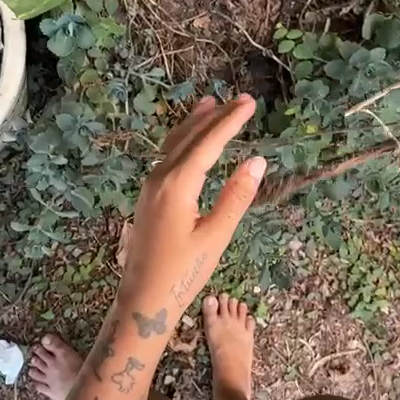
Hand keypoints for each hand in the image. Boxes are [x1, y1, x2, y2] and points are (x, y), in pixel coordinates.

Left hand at [120, 96, 265, 319]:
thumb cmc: (182, 273)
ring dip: (195, 124)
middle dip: (216, 117)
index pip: (208, 143)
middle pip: (190, 137)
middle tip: (240, 100)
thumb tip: (257, 161)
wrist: (142, 299)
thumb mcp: (216, 236)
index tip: (250, 103)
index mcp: (177, 184)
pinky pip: (167, 156)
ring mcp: (150, 185)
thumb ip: (236, 197)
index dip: (230, 122)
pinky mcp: (148, 195)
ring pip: (175, 144)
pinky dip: (183, 140)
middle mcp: (159, 177)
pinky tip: (191, 141)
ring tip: (211, 103)